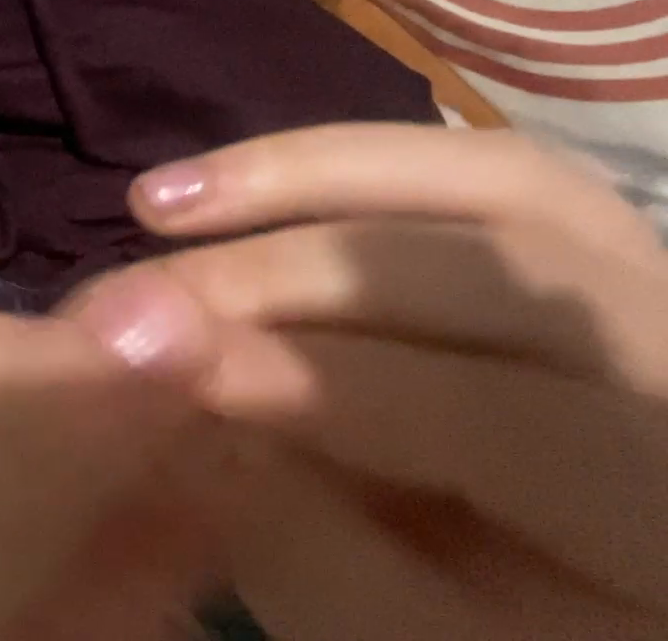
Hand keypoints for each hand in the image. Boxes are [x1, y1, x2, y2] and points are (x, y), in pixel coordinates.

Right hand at [81, 124, 667, 639]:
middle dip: (282, 273)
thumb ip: (291, 529)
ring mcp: (649, 286)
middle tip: (141, 293)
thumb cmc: (472, 624)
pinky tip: (215, 185)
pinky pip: (462, 170)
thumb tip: (172, 390)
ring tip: (155, 200)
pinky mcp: (573, 244)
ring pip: (488, 179)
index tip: (160, 366)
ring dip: (294, 177)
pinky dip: (325, 165)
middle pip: (492, 271)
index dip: (322, 382)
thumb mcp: (387, 632)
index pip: (507, 423)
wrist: (561, 590)